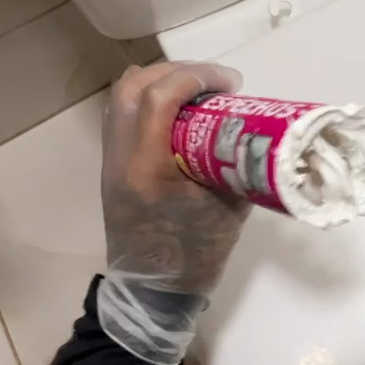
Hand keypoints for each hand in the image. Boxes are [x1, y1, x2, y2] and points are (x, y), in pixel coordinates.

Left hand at [97, 62, 252, 364]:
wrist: (153, 293)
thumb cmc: (195, 255)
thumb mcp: (229, 207)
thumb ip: (237, 162)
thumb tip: (254, 128)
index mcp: (149, 168)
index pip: (161, 98)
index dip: (197, 77)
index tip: (230, 83)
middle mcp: (121, 157)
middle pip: (134, 86)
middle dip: (176, 71)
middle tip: (213, 81)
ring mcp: (110, 161)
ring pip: (122, 97)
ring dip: (158, 81)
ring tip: (194, 89)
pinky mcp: (110, 166)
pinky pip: (120, 115)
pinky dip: (146, 99)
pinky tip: (175, 110)